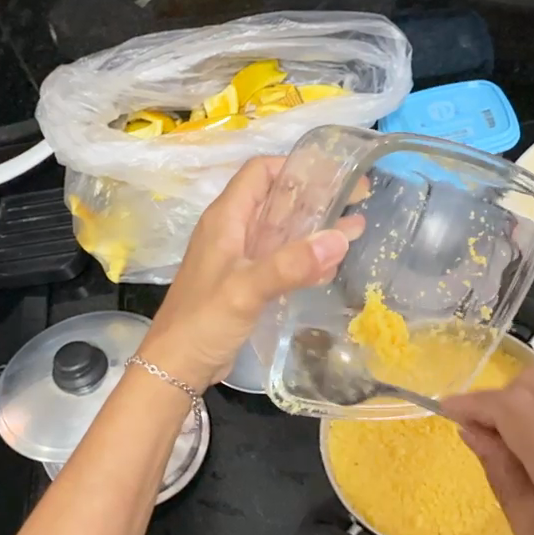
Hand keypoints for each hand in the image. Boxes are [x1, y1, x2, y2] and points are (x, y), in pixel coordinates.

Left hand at [140, 157, 358, 390]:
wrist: (176, 367)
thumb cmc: (203, 322)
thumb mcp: (246, 289)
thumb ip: (291, 263)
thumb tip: (340, 237)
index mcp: (225, 219)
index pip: (260, 172)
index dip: (295, 167)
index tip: (334, 174)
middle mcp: (233, 232)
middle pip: (276, 201)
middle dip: (314, 197)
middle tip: (356, 199)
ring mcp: (240, 260)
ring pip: (282, 233)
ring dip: (315, 230)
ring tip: (357, 228)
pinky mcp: (246, 286)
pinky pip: (280, 263)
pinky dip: (305, 260)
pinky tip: (332, 266)